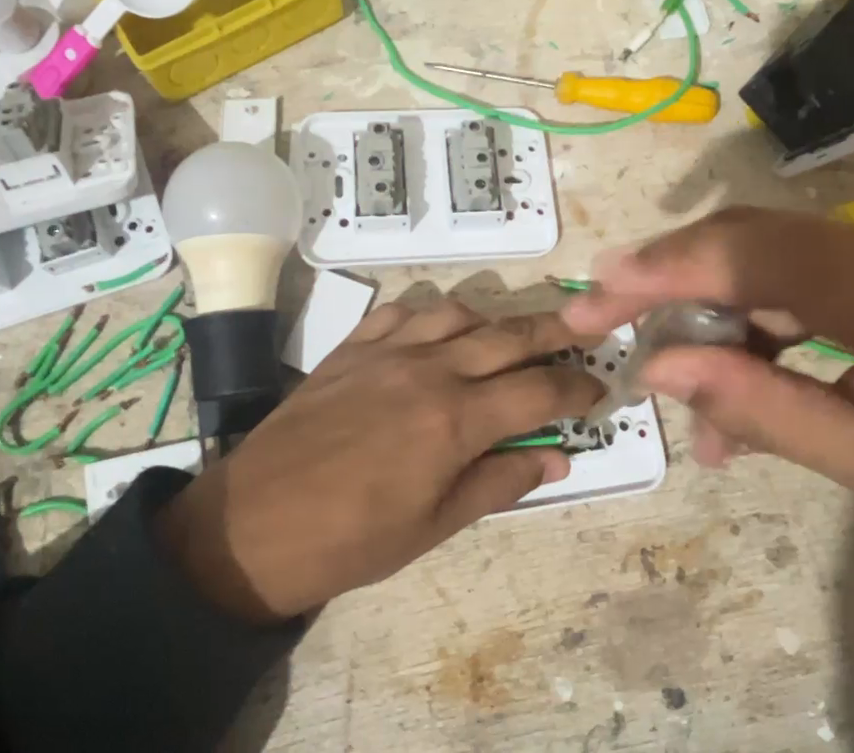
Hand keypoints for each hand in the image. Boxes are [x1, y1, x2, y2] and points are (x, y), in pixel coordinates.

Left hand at [155, 299, 602, 622]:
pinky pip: (401, 312)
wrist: (254, 525)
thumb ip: (499, 482)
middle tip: (585, 331)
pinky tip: (439, 332)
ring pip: (458, 313)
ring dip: (495, 321)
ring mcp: (385, 352)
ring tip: (512, 339)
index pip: (539, 391)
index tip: (599, 393)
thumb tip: (557, 458)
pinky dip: (432, 315)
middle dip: (556, 332)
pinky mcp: (349, 348)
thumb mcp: (436, 525)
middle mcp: (428, 370)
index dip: (578, 390)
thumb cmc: (352, 541)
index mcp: (455, 420)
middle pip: (509, 336)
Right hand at [563, 206, 853, 530]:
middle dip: (663, 271)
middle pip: (750, 234)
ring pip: (758, 244)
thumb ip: (765, 412)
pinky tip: (723, 367)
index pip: (769, 260)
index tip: (599, 295)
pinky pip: (785, 266)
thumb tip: (661, 368)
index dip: (676, 269)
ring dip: (695, 293)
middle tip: (596, 316)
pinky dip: (739, 308)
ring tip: (658, 362)